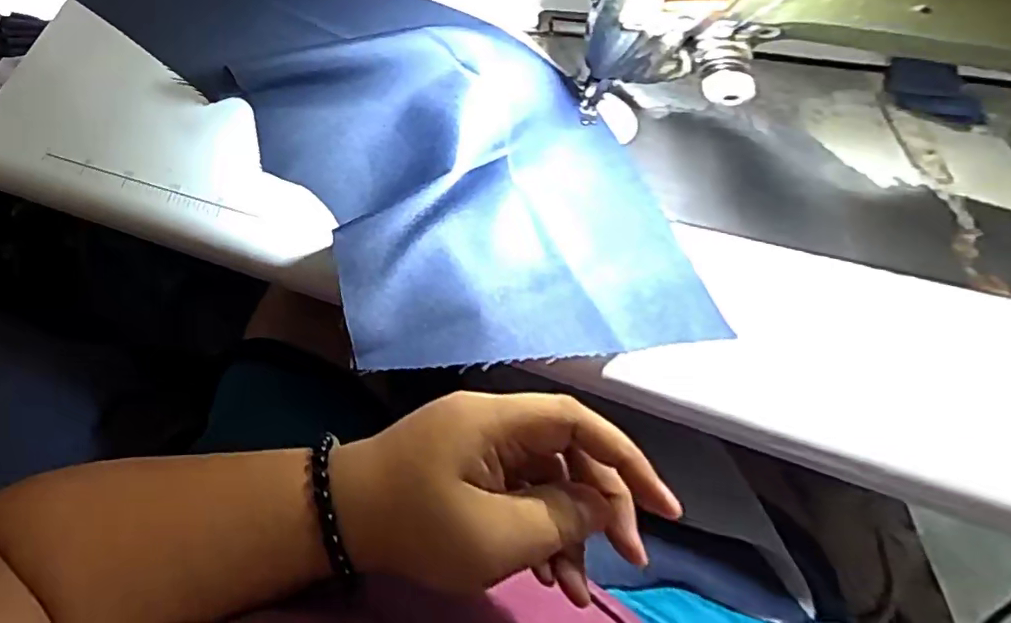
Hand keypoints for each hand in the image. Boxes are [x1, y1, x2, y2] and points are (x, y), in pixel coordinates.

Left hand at [331, 392, 681, 603]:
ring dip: (569, 530)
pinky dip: (538, 528)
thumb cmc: (417, 521)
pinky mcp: (465, 466)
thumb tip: (602, 504)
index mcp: (494, 419)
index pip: (575, 419)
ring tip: (576, 590)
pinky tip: (548, 574)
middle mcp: (489, 422)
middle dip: (602, 505)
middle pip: (565, 451)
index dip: (625, 457)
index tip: (665, 508)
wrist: (345, 514)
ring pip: (545, 478)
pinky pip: (518, 490)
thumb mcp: (496, 534)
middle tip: (629, 561)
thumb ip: (560, 517)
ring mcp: (476, 443)